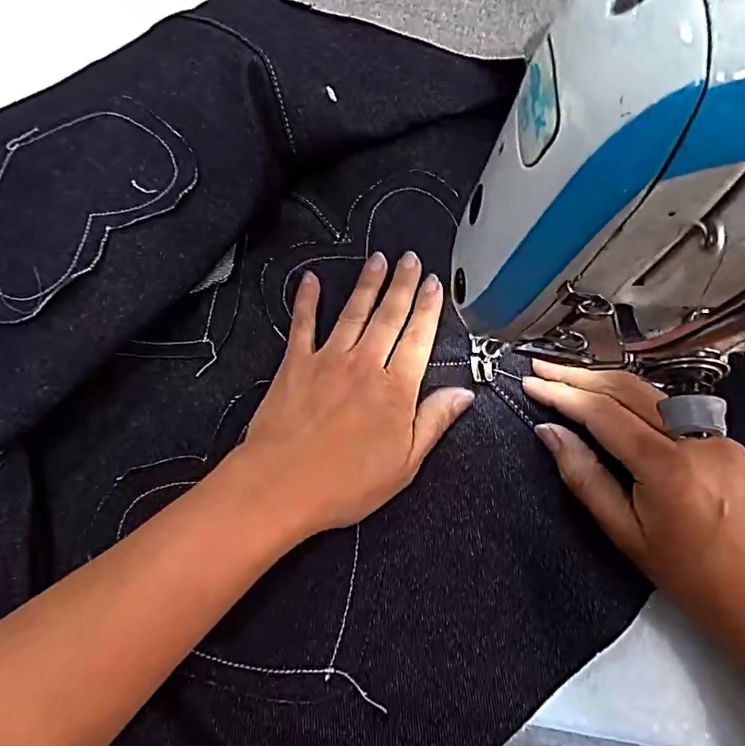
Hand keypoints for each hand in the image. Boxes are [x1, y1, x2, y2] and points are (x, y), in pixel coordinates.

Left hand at [218, 251, 474, 538]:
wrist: (280, 485)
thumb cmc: (344, 482)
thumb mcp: (404, 462)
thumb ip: (434, 421)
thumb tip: (463, 394)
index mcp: (395, 389)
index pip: (419, 337)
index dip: (430, 308)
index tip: (435, 286)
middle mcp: (365, 365)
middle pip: (390, 315)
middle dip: (403, 283)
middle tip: (411, 259)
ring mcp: (329, 360)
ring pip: (354, 312)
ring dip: (368, 283)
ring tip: (379, 259)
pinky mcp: (296, 365)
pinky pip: (303, 324)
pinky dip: (307, 300)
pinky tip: (312, 280)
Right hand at [522, 361, 744, 651]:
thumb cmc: (703, 584)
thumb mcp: (627, 536)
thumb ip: (585, 478)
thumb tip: (553, 436)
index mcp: (670, 467)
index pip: (602, 412)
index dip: (562, 394)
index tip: (535, 384)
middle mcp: (698, 441)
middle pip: (627, 388)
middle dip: (580, 375)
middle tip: (545, 370)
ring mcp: (718, 438)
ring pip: (651, 392)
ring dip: (607, 383)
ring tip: (571, 380)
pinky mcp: (728, 442)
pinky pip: (673, 409)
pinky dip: (638, 400)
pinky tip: (617, 403)